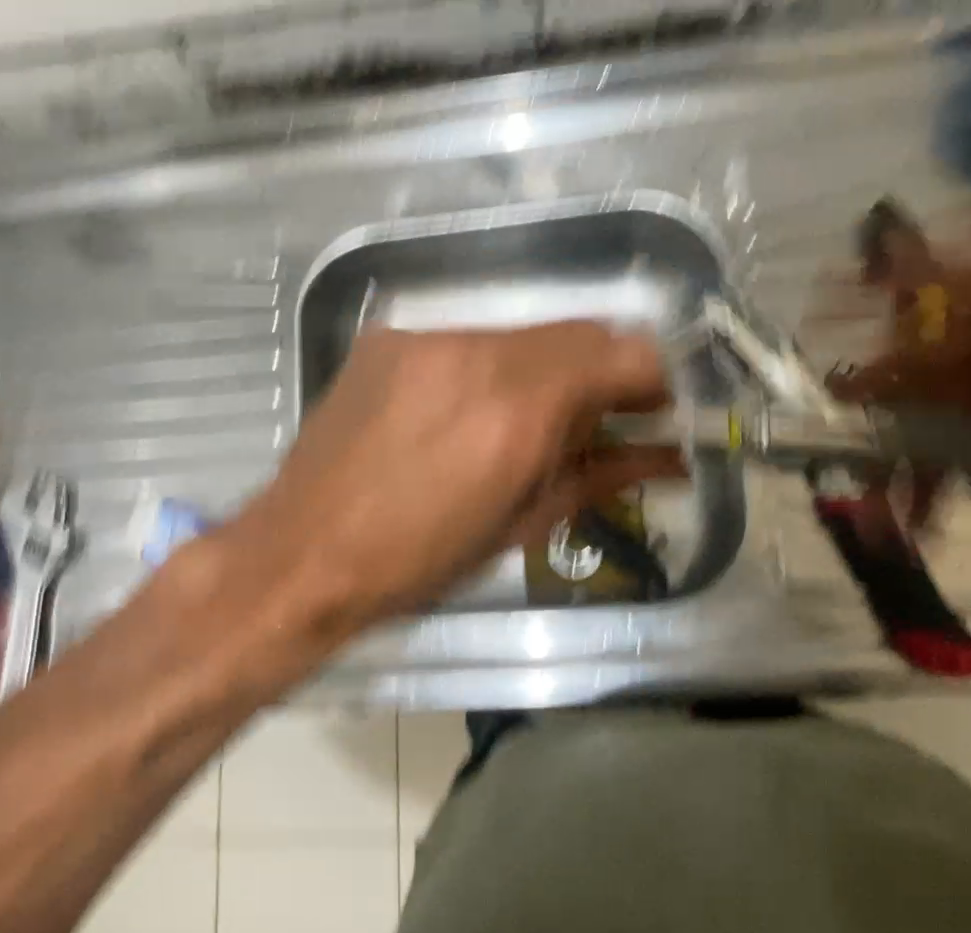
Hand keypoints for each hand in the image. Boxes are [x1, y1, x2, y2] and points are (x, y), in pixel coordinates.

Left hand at [227, 321, 682, 625]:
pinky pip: (468, 338)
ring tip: (527, 426)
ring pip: (523, 333)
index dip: (655, 380)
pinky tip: (466, 415)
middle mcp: (478, 351)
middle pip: (580, 331)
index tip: (658, 412)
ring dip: (546, 370)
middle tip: (603, 422)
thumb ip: (600, 476)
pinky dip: (491, 367)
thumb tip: (667, 458)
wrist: (303, 551)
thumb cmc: (418, 563)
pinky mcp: (389, 338)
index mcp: (519, 408)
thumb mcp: (521, 527)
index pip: (624, 353)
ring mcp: (428, 337)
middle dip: (605, 372)